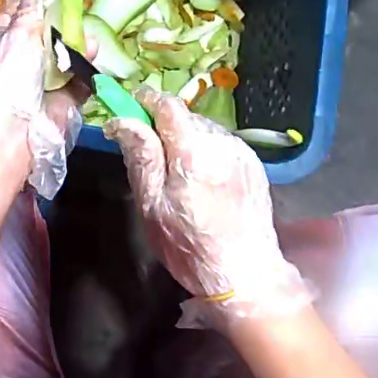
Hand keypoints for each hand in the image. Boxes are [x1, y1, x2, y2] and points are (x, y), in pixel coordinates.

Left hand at [0, 0, 80, 197]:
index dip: (23, 7)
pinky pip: (79, 79)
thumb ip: (29, 13)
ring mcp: (42, 84)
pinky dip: (87, 66)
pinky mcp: (63, 100)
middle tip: (73, 10)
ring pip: (63, 58)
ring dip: (76, 44)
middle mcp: (19, 65)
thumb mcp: (16, 34)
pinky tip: (93, 52)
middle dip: (57, 25)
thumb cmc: (9, 76)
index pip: (10, 21)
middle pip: (41, 39)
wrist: (16, 129)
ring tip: (87, 32)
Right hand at [104, 87, 309, 326]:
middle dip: (164, 125)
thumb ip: (141, 157)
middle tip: (148, 151)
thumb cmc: (189, 246)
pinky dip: (204, 150)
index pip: (168, 106)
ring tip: (175, 169)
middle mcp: (222, 144)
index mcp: (193, 152)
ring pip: (204, 129)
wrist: (245, 276)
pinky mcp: (254, 165)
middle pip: (186, 116)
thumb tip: (123, 120)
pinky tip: (200, 177)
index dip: (147, 101)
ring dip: (185, 138)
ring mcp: (242, 153)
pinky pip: (221, 144)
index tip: (131, 106)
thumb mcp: (152, 206)